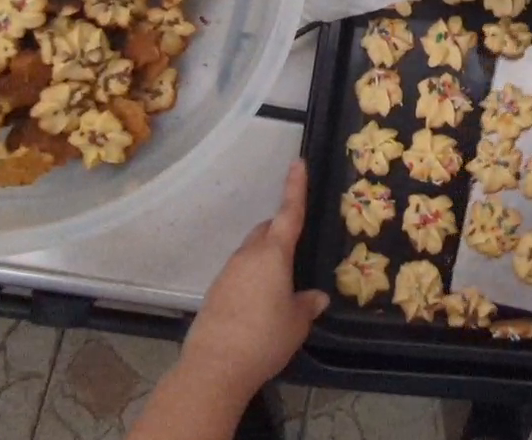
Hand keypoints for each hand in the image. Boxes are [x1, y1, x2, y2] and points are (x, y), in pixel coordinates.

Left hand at [180, 159, 328, 397]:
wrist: (214, 368)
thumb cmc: (265, 338)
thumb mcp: (297, 322)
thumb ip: (308, 304)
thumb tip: (317, 297)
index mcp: (273, 253)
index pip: (289, 212)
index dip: (295, 187)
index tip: (298, 162)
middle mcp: (248, 255)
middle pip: (265, 231)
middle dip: (279, 232)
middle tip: (295, 250)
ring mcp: (228, 273)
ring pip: (250, 254)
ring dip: (264, 261)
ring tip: (279, 288)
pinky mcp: (214, 294)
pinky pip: (238, 275)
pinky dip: (250, 280)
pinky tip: (258, 307)